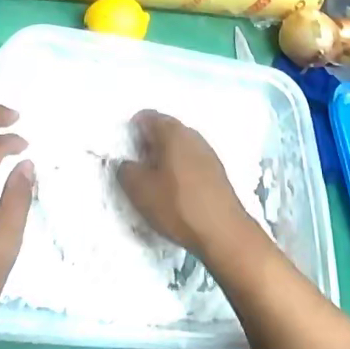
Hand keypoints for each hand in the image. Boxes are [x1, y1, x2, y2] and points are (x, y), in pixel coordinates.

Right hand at [117, 110, 256, 257]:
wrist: (224, 232)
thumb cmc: (178, 205)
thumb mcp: (140, 190)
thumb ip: (125, 170)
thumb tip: (127, 163)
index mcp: (172, 131)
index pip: (146, 116)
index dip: (132, 131)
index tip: (127, 155)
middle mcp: (192, 134)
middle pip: (164, 129)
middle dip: (148, 145)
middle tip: (139, 171)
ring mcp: (207, 151)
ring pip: (178, 146)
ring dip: (165, 158)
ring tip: (156, 184)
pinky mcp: (217, 170)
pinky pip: (191, 160)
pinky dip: (179, 169)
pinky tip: (177, 192)